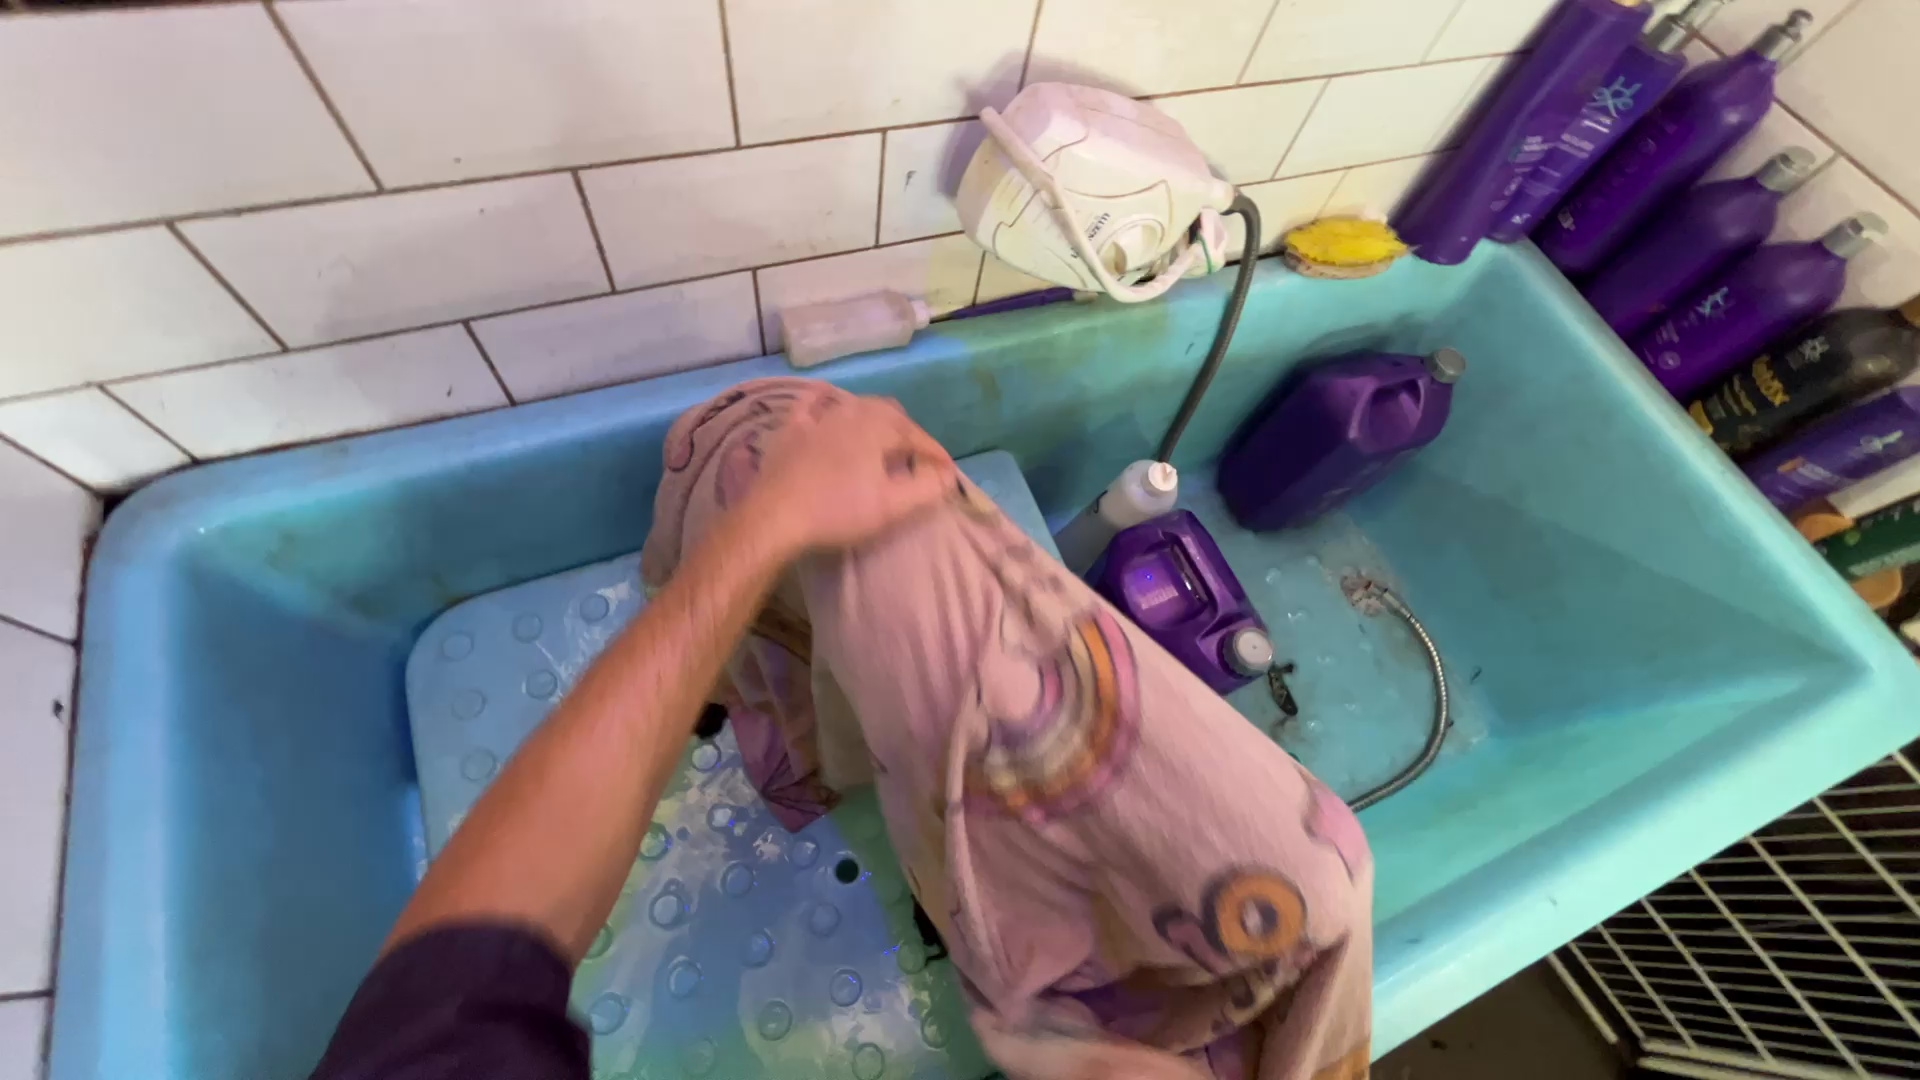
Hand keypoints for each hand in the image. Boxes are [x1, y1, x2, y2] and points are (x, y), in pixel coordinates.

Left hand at [745, 394, 956, 553]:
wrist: (776, 516)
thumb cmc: (838, 512)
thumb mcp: (891, 506)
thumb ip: (925, 488)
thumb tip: (948, 474)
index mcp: (877, 430)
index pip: (915, 436)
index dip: (934, 453)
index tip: (947, 471)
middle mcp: (851, 414)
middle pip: (888, 413)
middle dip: (907, 431)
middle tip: (916, 456)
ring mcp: (818, 419)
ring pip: (855, 405)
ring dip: (875, 416)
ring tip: (883, 434)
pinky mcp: (791, 429)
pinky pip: (811, 403)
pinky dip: (824, 399)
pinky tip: (826, 397)